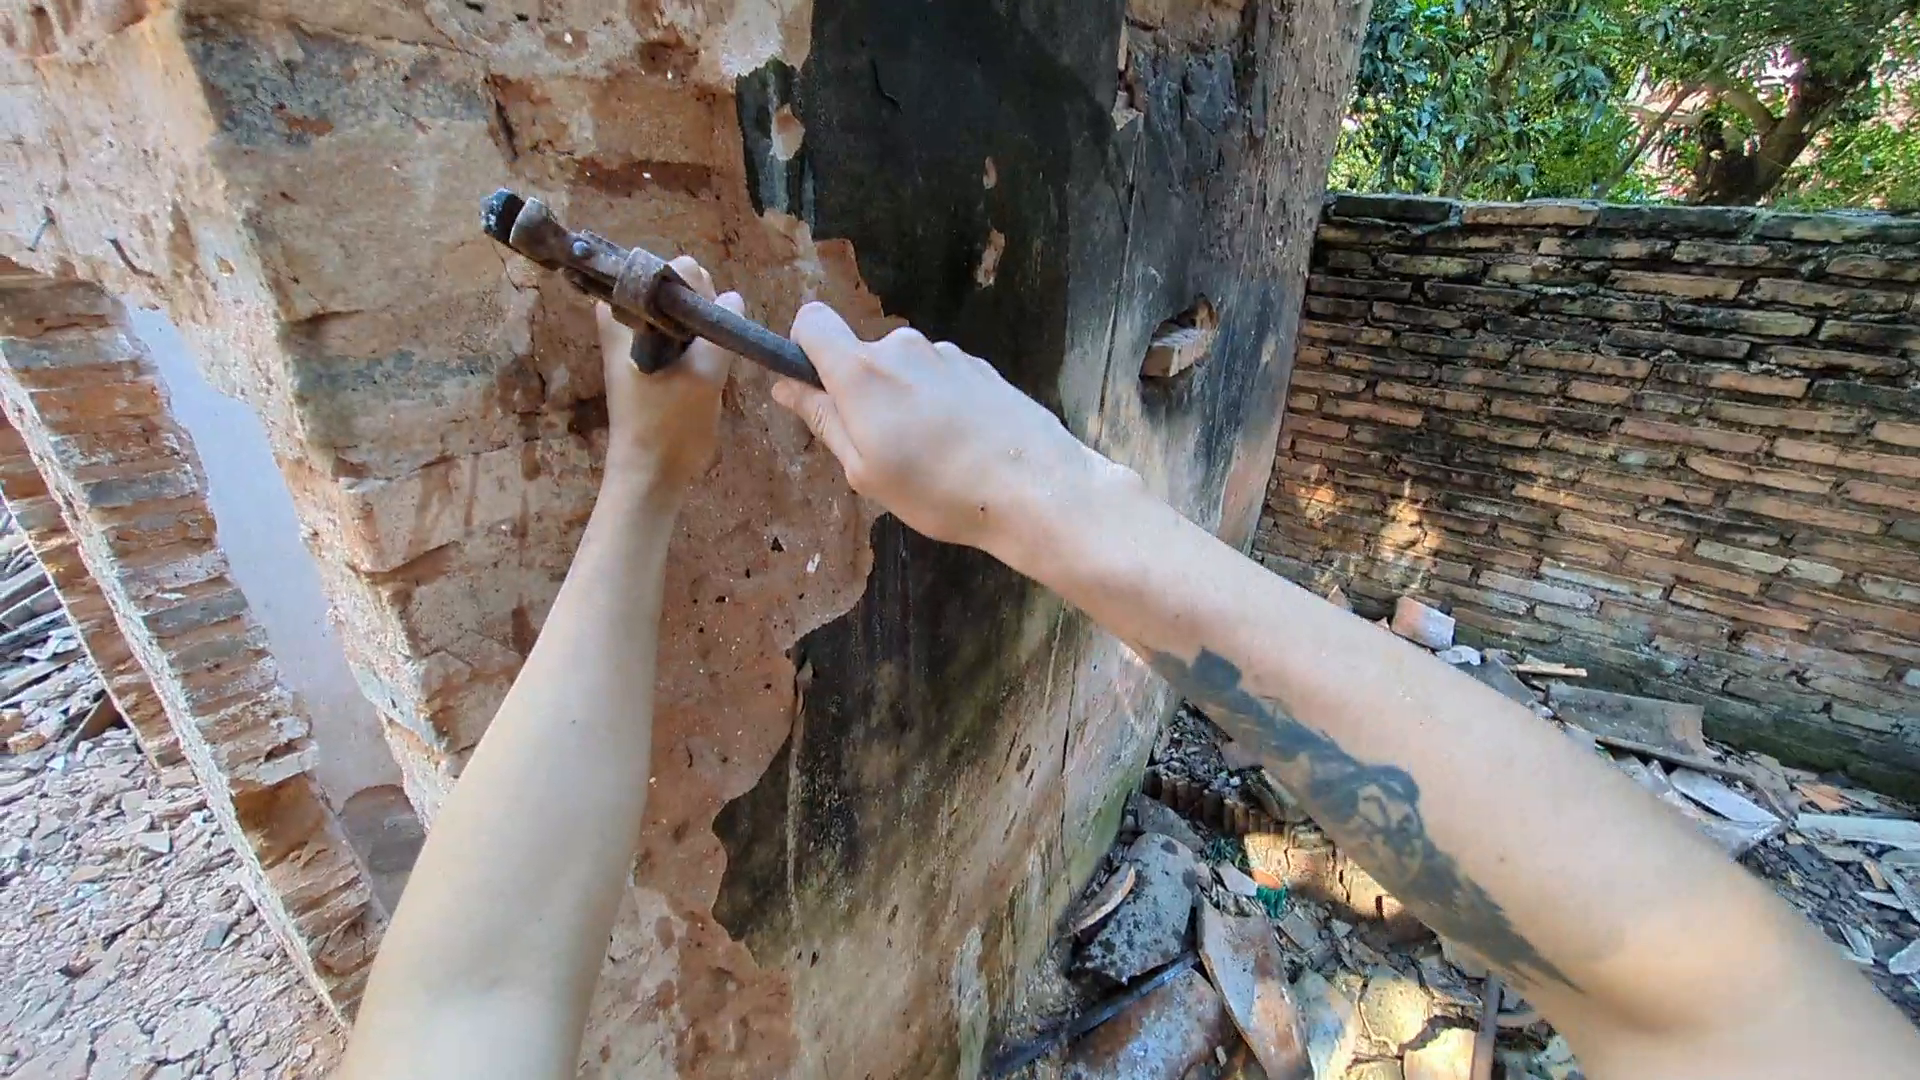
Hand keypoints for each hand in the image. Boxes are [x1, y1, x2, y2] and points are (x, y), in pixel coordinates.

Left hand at [594, 257, 738, 494]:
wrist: (650, 472)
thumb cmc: (671, 425)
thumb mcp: (704, 376)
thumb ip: (722, 332)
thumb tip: (734, 298)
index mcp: (627, 312)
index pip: (677, 271)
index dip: (702, 295)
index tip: (707, 330)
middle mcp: (626, 315)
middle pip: (681, 286)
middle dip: (703, 312)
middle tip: (706, 352)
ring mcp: (636, 336)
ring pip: (684, 312)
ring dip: (702, 332)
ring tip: (704, 366)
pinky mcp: (647, 355)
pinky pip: (680, 333)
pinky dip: (696, 345)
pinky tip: (702, 372)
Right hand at [771, 302, 1113, 551]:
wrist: (1033, 488)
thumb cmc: (938, 491)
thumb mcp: (864, 470)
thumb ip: (822, 420)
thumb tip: (786, 385)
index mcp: (863, 371)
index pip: (812, 320)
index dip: (804, 349)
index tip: (817, 389)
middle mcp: (903, 347)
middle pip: (862, 356)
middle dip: (863, 394)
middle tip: (888, 451)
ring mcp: (946, 354)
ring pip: (904, 371)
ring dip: (905, 402)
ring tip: (934, 457)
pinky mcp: (980, 366)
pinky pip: (940, 378)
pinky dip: (940, 404)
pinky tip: (964, 445)